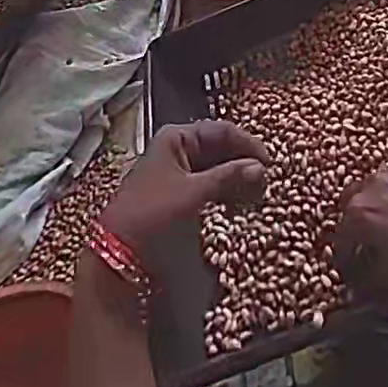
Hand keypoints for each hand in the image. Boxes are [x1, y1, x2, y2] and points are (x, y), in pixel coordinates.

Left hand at [99, 120, 268, 261]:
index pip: (222, 130)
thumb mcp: (192, 193)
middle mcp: (177, 150)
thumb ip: (228, 177)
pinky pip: (210, 186)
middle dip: (243, 162)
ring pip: (216, 168)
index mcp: (176, 138)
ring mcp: (177, 173)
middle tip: (267, 179)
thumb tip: (261, 167)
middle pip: (220, 148)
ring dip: (237, 179)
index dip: (247, 144)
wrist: (118, 256)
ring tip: (258, 193)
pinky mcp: (178, 195)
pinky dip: (226, 192)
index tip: (269, 162)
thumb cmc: (152, 214)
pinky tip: (241, 204)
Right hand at [335, 163, 387, 325]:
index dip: (345, 258)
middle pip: (353, 204)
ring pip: (376, 189)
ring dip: (378, 207)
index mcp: (360, 212)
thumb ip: (364, 280)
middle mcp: (374, 184)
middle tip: (371, 248)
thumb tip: (357, 282)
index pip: (341, 237)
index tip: (352, 270)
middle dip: (357, 225)